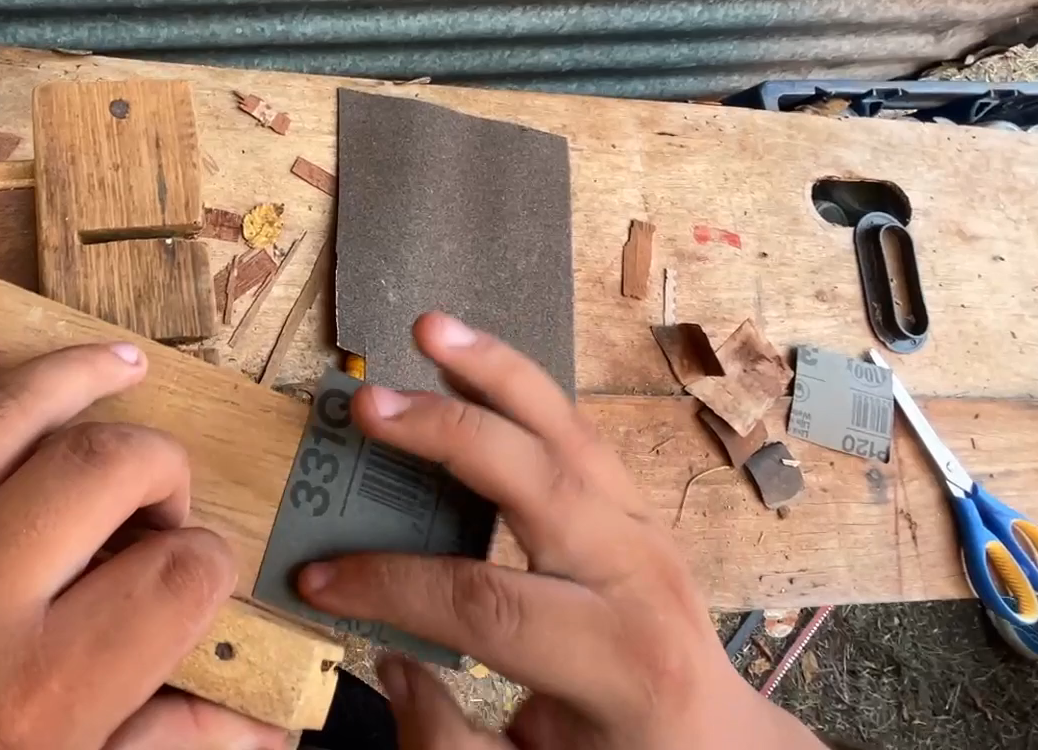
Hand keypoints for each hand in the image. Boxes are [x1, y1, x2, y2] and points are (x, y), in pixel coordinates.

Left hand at [0, 342, 290, 749]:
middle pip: (103, 469)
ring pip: (1, 414)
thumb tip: (265, 717)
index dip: (209, 563)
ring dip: (74, 374)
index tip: (198, 566)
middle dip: (159, 467)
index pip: (176, 580)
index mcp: (34, 705)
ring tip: (118, 364)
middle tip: (158, 494)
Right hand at [296, 314, 823, 749]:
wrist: (723, 745)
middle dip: (443, 436)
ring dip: (491, 371)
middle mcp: (637, 574)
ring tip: (428, 328)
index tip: (315, 578)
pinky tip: (462, 355)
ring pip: (565, 428)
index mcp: (619, 657)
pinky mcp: (626, 499)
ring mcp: (639, 524)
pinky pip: (568, 426)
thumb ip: (451, 743)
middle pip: (538, 481)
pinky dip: (511, 382)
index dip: (388, 584)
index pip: (482, 601)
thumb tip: (386, 659)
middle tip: (365, 405)